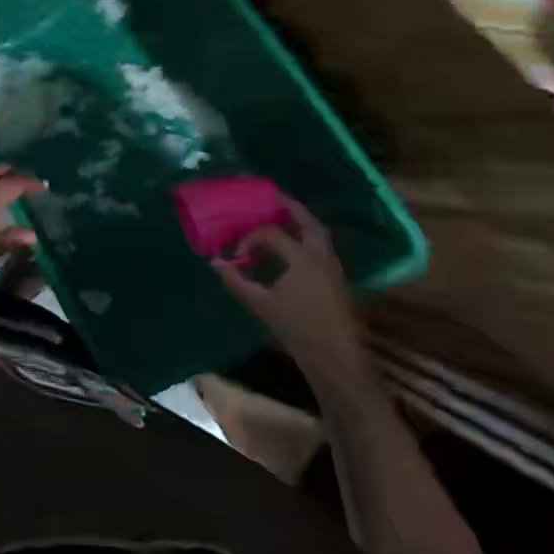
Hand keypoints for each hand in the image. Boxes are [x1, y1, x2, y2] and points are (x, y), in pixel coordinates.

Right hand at [211, 196, 366, 372]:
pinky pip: (323, 246)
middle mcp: (321, 254)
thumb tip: (216, 263)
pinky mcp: (338, 279)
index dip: (250, 238)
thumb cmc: (297, 329)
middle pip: (306, 220)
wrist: (336, 358)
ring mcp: (333, 266)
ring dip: (301, 221)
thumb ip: (237, 281)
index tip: (236, 254)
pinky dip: (308, 237)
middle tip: (273, 196)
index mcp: (302, 256)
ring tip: (283, 217)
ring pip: (319, 232)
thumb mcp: (260, 304)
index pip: (271, 233)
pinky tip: (294, 247)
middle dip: (289, 206)